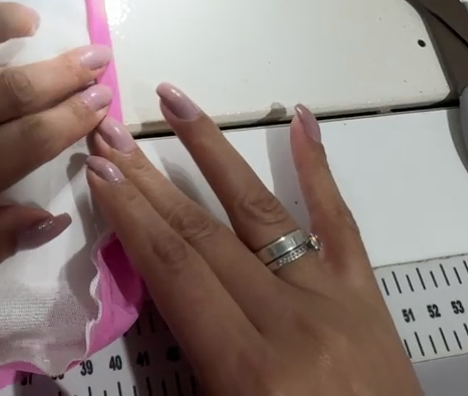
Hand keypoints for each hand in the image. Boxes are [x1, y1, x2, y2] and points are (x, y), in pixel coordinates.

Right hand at [85, 85, 422, 395]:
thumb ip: (180, 364)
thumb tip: (141, 290)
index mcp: (250, 372)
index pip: (174, 269)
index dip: (130, 213)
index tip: (98, 169)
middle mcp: (291, 322)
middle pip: (203, 231)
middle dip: (148, 178)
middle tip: (111, 131)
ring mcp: (335, 300)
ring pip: (259, 208)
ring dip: (210, 149)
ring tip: (174, 100)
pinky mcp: (369, 297)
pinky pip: (340, 222)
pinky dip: (318, 166)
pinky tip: (301, 117)